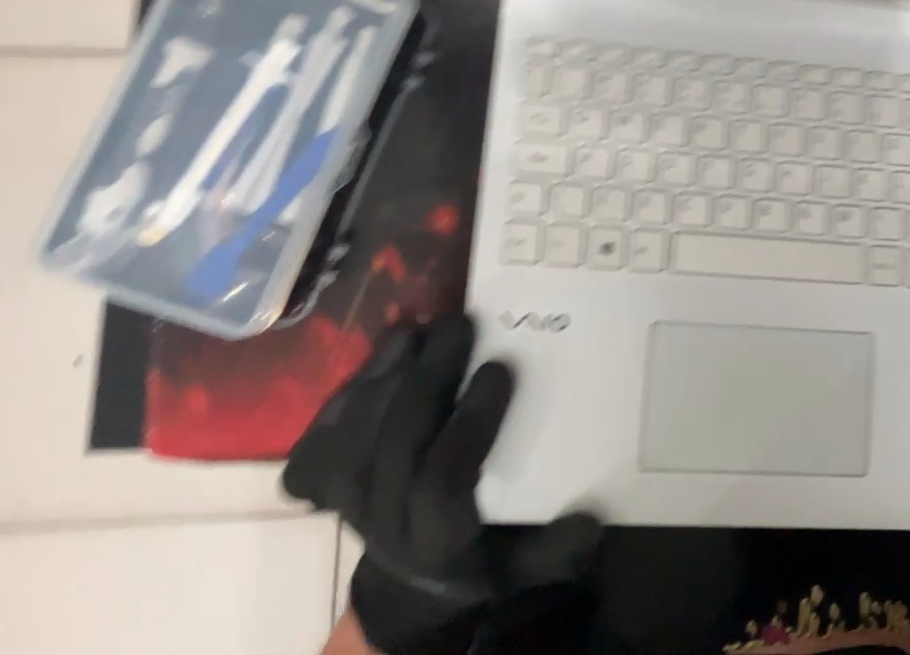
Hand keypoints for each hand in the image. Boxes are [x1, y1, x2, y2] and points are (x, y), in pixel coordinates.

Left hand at [284, 316, 600, 653]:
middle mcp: (387, 526)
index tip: (500, 369)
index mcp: (440, 543)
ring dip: (383, 376)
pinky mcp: (324, 488)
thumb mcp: (528, 565)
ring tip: (417, 331)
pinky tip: (380, 357)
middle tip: (461, 326)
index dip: (469, 423)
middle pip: (394, 447)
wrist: (416, 583)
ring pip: (351, 438)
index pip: (443, 481)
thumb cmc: (485, 557)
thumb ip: (559, 549)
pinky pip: (319, 438)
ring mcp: (347, 507)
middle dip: (427, 380)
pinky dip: (345, 392)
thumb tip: (590, 517)